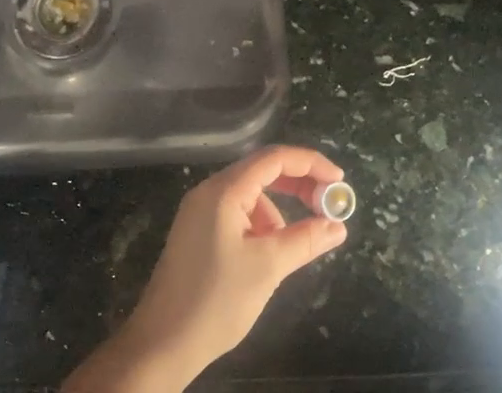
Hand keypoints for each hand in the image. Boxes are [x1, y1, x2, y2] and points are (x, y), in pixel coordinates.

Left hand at [64, 146, 348, 391]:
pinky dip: (260, 226)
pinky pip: (237, 214)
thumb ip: (305, 240)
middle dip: (298, 186)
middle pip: (262, 172)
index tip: (339, 181)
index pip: (273, 159)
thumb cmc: (216, 300)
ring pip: (251, 196)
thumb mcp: (268, 268)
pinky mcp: (197, 232)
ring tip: (289, 249)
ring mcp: (200, 212)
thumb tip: (337, 225)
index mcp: (223, 191)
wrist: (162, 343)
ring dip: (278, 212)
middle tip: (327, 207)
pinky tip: (266, 256)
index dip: (310, 164)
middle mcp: (209, 192)